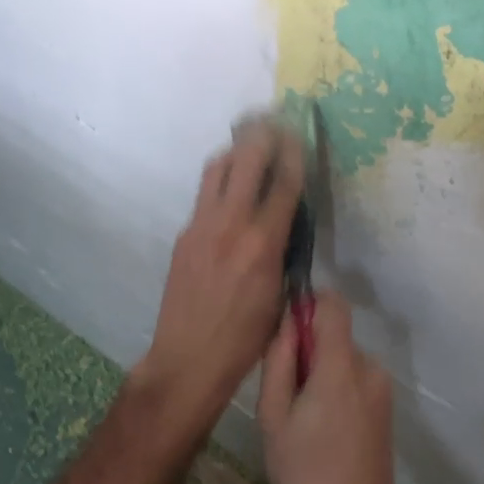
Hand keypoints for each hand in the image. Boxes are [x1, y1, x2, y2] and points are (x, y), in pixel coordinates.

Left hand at [137, 119, 301, 421]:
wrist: (187, 360)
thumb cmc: (245, 339)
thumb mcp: (279, 295)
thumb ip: (284, 251)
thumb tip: (288, 221)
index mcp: (263, 243)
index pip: (284, 182)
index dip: (294, 153)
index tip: (299, 133)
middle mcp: (231, 224)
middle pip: (248, 160)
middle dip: (264, 135)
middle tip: (274, 123)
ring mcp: (202, 225)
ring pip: (219, 168)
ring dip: (237, 150)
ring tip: (250, 144)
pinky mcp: (184, 234)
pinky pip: (205, 193)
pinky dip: (222, 180)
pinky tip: (231, 186)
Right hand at [260, 292, 401, 483]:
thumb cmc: (305, 474)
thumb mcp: (274, 417)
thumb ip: (277, 361)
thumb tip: (286, 321)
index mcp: (341, 366)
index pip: (334, 304)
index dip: (310, 303)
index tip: (287, 325)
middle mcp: (369, 367)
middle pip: (335, 335)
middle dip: (309, 351)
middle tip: (286, 392)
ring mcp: (383, 387)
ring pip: (343, 359)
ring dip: (322, 373)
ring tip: (303, 418)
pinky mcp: (386, 406)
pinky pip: (356, 378)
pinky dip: (337, 389)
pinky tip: (322, 429)